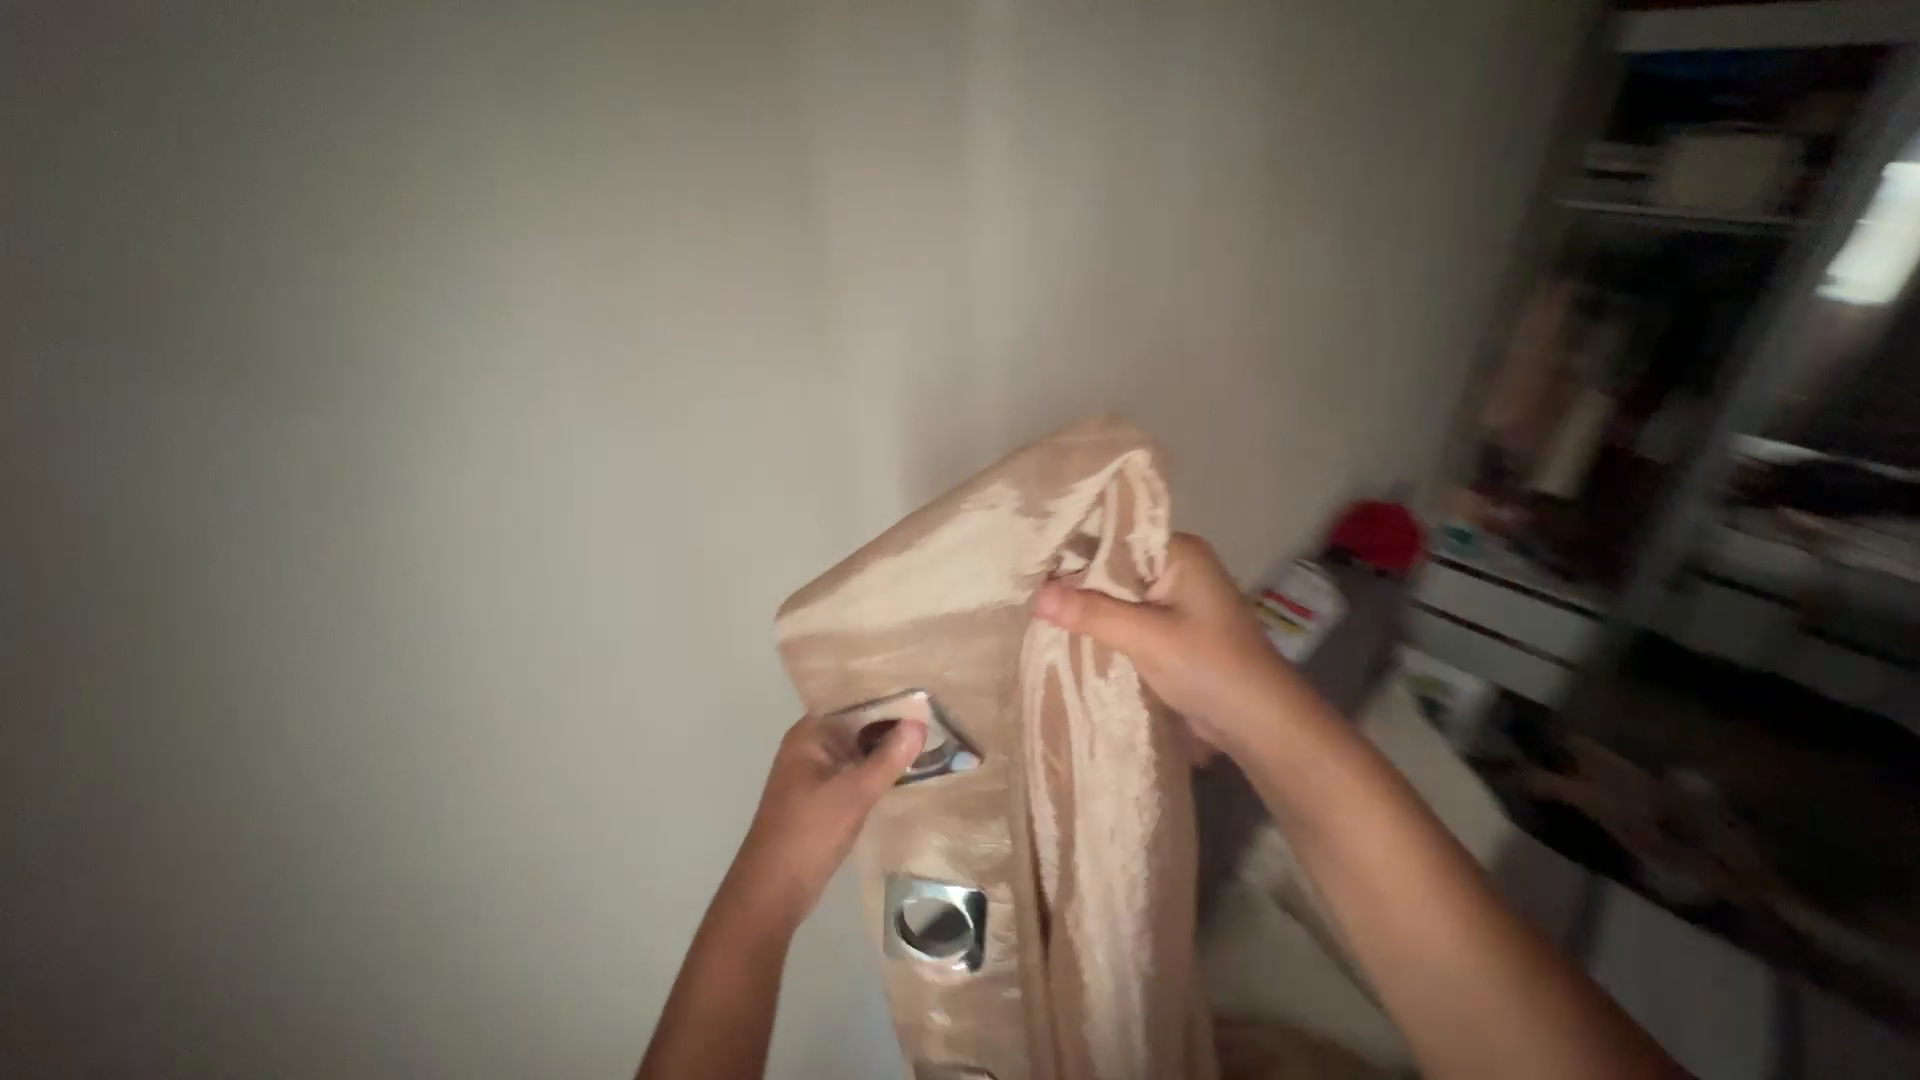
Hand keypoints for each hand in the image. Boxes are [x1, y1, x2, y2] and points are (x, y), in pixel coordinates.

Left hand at [722, 713, 926, 931]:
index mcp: (809, 735)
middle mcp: (811, 748)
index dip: (887, 698)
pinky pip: (857, 774)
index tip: (924, 697)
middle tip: (937, 719)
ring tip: (932, 741)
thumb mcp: (853, 793)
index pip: (853, 702)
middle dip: (892, 724)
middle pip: (857, 725)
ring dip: (888, 749)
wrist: (773, 892)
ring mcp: (817, 774)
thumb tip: (919, 724)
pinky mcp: (825, 799)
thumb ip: (888, 758)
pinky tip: (909, 772)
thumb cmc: (809, 833)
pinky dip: (879, 771)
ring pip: (859, 751)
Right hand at [1034, 533, 1321, 758]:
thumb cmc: (1210, 668)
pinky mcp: (1170, 629)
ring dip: (1086, 605)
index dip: (1072, 546)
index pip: (1114, 535)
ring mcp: (1174, 599)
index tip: (1027, 560)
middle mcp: (1176, 566)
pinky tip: (1066, 631)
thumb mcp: (1147, 638)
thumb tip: (1036, 594)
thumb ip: (1092, 613)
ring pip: (1116, 593)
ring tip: (1033, 607)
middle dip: (1074, 578)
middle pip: (1112, 564)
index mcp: (1179, 552)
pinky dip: (1101, 624)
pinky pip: (1126, 617)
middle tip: (1022, 586)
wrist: (1259, 722)